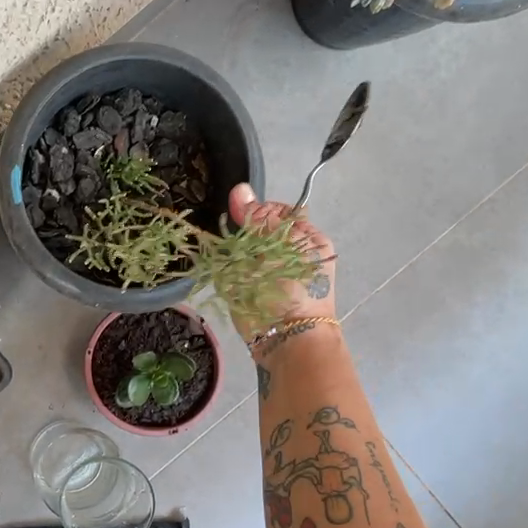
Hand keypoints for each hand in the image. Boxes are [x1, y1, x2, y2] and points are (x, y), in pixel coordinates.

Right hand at [228, 183, 337, 340]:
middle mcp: (285, 253)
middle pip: (256, 229)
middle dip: (241, 232)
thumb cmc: (294, 292)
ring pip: (238, 247)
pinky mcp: (242, 288)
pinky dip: (221, 267)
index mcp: (306, 239)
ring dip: (229, 250)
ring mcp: (263, 271)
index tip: (244, 217)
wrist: (285, 339)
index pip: (279, 212)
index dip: (260, 210)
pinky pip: (227, 268)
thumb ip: (259, 220)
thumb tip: (239, 189)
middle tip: (233, 240)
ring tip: (229, 259)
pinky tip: (221, 269)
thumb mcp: (282, 248)